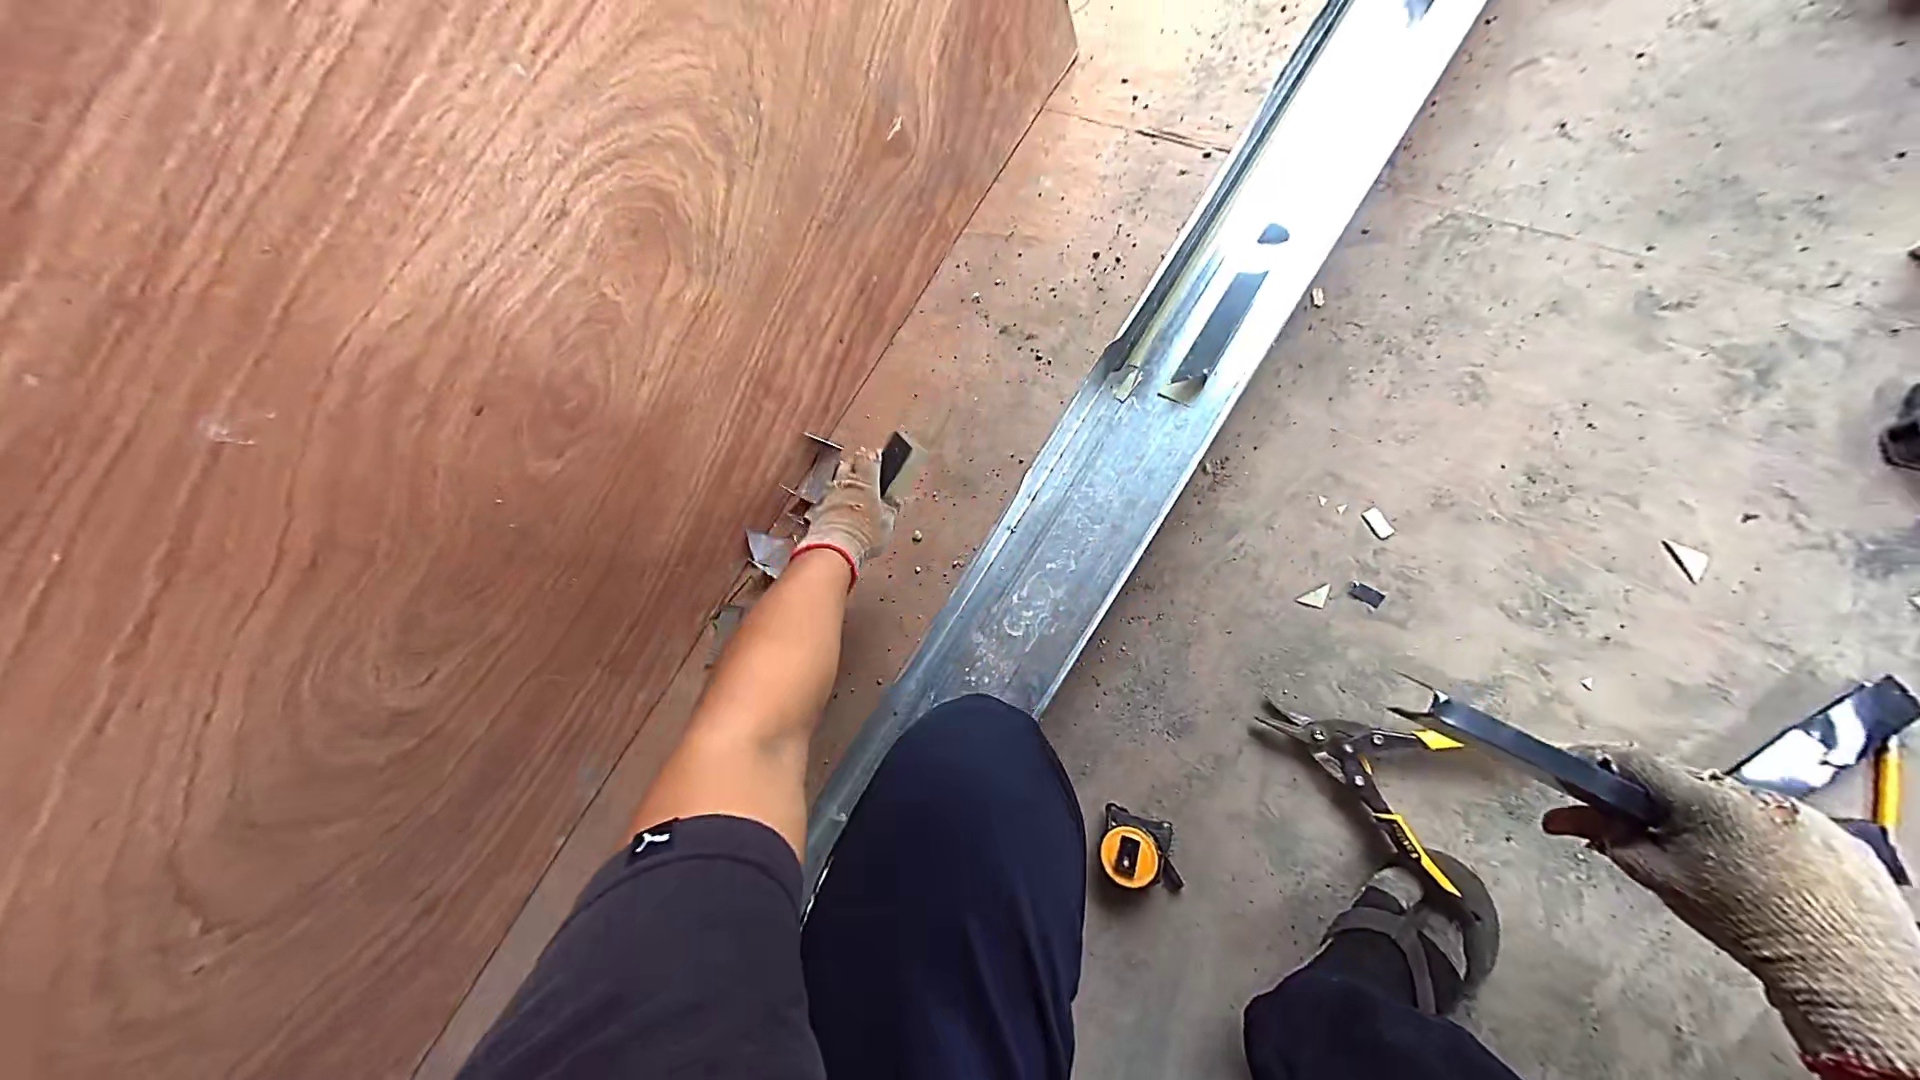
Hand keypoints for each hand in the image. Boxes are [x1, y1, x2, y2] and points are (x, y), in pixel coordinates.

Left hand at [794, 448, 895, 576]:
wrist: (835, 549)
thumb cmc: (864, 534)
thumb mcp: (887, 523)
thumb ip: (891, 509)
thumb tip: (894, 502)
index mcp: (866, 482)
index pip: (869, 460)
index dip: (874, 456)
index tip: (878, 456)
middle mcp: (845, 484)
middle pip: (849, 464)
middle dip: (855, 464)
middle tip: (863, 468)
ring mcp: (829, 495)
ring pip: (836, 480)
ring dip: (843, 481)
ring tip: (850, 489)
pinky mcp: (818, 509)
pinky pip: (826, 498)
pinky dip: (832, 499)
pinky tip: (838, 507)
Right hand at [1544, 747, 1919, 1077]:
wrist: (1849, 974)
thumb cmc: (1742, 922)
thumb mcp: (1655, 875)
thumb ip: (1608, 835)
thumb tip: (1567, 816)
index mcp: (1703, 799)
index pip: (1632, 761)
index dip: (1594, 763)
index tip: (1570, 770)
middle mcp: (1754, 795)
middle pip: (1680, 784)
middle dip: (1648, 802)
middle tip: (1625, 827)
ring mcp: (1806, 815)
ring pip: (1728, 803)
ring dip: (1702, 818)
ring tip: (1695, 853)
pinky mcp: (1842, 838)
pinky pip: (1774, 821)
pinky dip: (1749, 834)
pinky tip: (1746, 863)